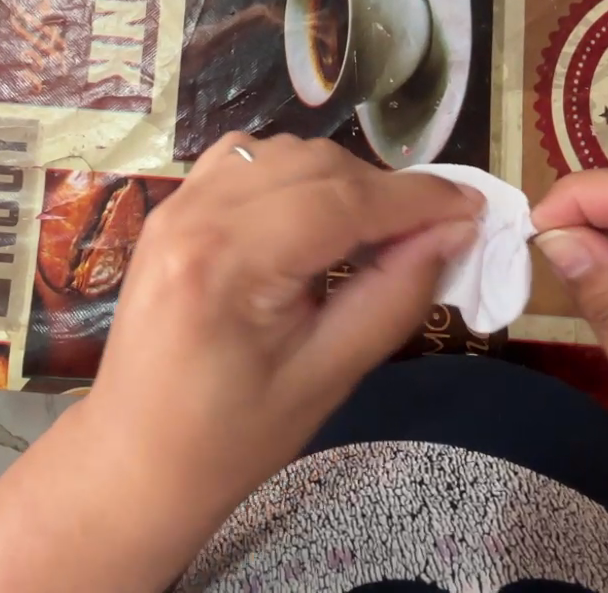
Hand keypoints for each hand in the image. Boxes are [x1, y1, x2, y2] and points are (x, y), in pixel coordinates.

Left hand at [84, 132, 483, 501]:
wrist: (134, 457)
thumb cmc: (232, 439)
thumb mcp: (327, 377)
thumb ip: (394, 296)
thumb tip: (452, 233)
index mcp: (227, 262)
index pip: (341, 201)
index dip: (416, 199)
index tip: (472, 205)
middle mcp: (195, 213)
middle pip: (313, 165)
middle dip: (383, 190)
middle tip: (430, 230)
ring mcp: (176, 203)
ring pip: (282, 151)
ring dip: (340, 178)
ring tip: (373, 228)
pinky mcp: (172, 207)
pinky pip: (245, 158)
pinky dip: (292, 172)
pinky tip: (310, 212)